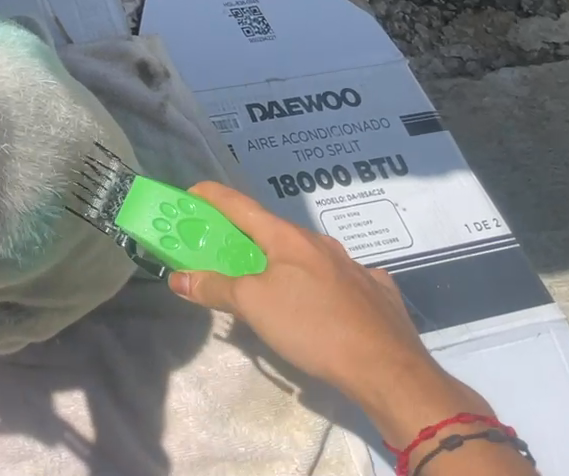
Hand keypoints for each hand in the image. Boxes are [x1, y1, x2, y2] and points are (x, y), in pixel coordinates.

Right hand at [168, 182, 490, 444]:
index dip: (211, 196)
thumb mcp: (251, 306)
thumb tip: (176, 278)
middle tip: (226, 251)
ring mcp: (356, 267)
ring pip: (309, 255)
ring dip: (285, 262)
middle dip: (247, 237)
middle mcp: (321, 244)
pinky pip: (343, 280)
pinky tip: (326, 302)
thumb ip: (213, 288)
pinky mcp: (380, 295)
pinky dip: (324, 283)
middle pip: (273, 231)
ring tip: (274, 284)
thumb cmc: (313, 328)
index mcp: (287, 238)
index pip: (239, 204)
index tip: (191, 194)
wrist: (392, 373)